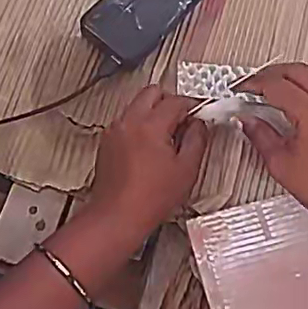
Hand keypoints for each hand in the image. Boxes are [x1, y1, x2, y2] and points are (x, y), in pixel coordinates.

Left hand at [82, 85, 209, 234]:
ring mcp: (115, 131)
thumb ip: (196, 140)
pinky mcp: (107, 142)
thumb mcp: (186, 170)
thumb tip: (199, 125)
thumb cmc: (148, 199)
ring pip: (136, 105)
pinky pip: (125, 121)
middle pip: (152, 92)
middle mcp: (128, 122)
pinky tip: (149, 147)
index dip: (192, 105)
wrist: (117, 216)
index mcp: (150, 125)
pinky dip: (138, 125)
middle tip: (183, 119)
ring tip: (167, 136)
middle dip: (170, 101)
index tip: (200, 113)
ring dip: (153, 112)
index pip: (175, 101)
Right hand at [237, 64, 307, 232]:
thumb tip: (248, 120)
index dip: (253, 84)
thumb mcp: (280, 162)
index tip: (242, 90)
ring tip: (275, 83)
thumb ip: (260, 135)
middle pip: (295, 70)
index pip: (276, 84)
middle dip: (269, 74)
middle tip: (252, 85)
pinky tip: (302, 90)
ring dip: (292, 71)